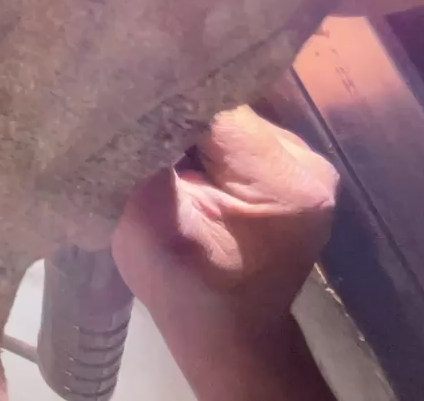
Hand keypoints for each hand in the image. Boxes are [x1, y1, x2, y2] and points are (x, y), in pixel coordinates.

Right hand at [113, 106, 339, 400]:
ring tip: (148, 139)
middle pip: (219, 104)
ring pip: (222, 111)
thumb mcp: (148, 221)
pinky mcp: (284, 165)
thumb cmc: (182, 284)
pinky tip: (172, 152)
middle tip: (129, 126)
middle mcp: (305, 161)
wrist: (224, 330)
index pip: (212, 104)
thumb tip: (118, 94)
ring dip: (180, 120)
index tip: (120, 103)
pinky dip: (195, 133)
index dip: (161, 98)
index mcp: (281, 178)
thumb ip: (144, 155)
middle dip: (170, 109)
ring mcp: (301, 162)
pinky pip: (229, 127)